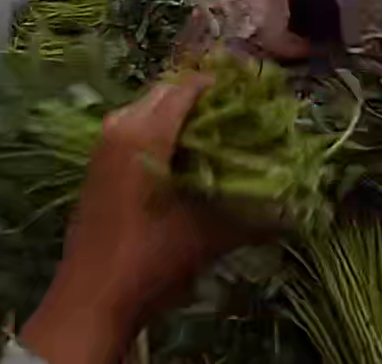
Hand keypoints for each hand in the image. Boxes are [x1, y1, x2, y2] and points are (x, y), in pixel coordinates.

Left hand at [19, 76, 238, 363]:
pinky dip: (157, 125)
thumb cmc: (147, 261)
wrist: (90, 294)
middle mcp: (121, 124)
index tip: (245, 94)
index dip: (215, 87)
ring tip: (211, 132)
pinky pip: (132, 122)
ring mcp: (105, 138)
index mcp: (144, 133)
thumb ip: (248, 218)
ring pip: (146, 105)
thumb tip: (291, 210)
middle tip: (231, 114)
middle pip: (163, 92)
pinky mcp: (99, 155)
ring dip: (175, 110)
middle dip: (196, 97)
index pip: (184, 90)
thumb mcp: (202, 239)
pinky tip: (179, 152)